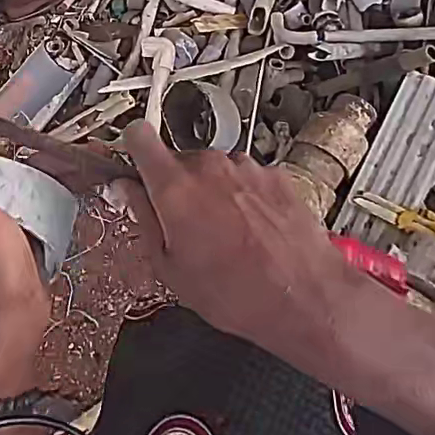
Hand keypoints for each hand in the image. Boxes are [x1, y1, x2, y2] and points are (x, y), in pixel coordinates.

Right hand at [117, 121, 363, 360]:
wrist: (306, 298)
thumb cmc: (238, 294)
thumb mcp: (170, 268)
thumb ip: (142, 218)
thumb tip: (127, 190)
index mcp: (174, 187)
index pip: (139, 136)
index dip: (133, 147)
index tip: (135, 163)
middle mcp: (209, 166)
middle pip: (178, 160)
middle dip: (177, 186)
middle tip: (186, 226)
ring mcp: (245, 167)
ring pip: (213, 170)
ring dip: (212, 192)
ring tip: (226, 236)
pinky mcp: (274, 174)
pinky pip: (244, 177)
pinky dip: (244, 197)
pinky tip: (252, 232)